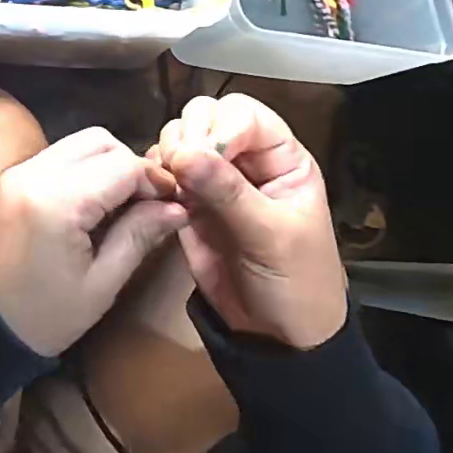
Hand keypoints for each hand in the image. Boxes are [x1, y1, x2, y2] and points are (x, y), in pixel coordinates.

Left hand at [0, 127, 186, 356]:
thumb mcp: (100, 284)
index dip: (155, 180)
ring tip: (124, 203)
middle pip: (100, 140)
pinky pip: (60, 156)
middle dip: (132, 165)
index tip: (174, 204)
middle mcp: (35, 172)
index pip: (123, 165)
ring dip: (108, 164)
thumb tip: (178, 207)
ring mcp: (19, 171)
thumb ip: (138, 236)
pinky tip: (95, 202)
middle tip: (148, 202)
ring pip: (79, 143)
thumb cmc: (42, 316)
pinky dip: (85, 168)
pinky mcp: (12, 177)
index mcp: (57, 201)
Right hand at [152, 93, 346, 348]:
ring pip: (182, 138)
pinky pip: (166, 171)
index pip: (246, 115)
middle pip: (209, 116)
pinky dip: (156, 173)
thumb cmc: (296, 284)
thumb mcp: (273, 237)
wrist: (275, 336)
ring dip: (170, 150)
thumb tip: (184, 153)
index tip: (203, 156)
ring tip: (172, 182)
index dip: (222, 127)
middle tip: (180, 165)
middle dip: (190, 132)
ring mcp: (215, 179)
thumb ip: (229, 193)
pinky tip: (160, 191)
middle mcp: (247, 160)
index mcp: (282, 159)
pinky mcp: (189, 201)